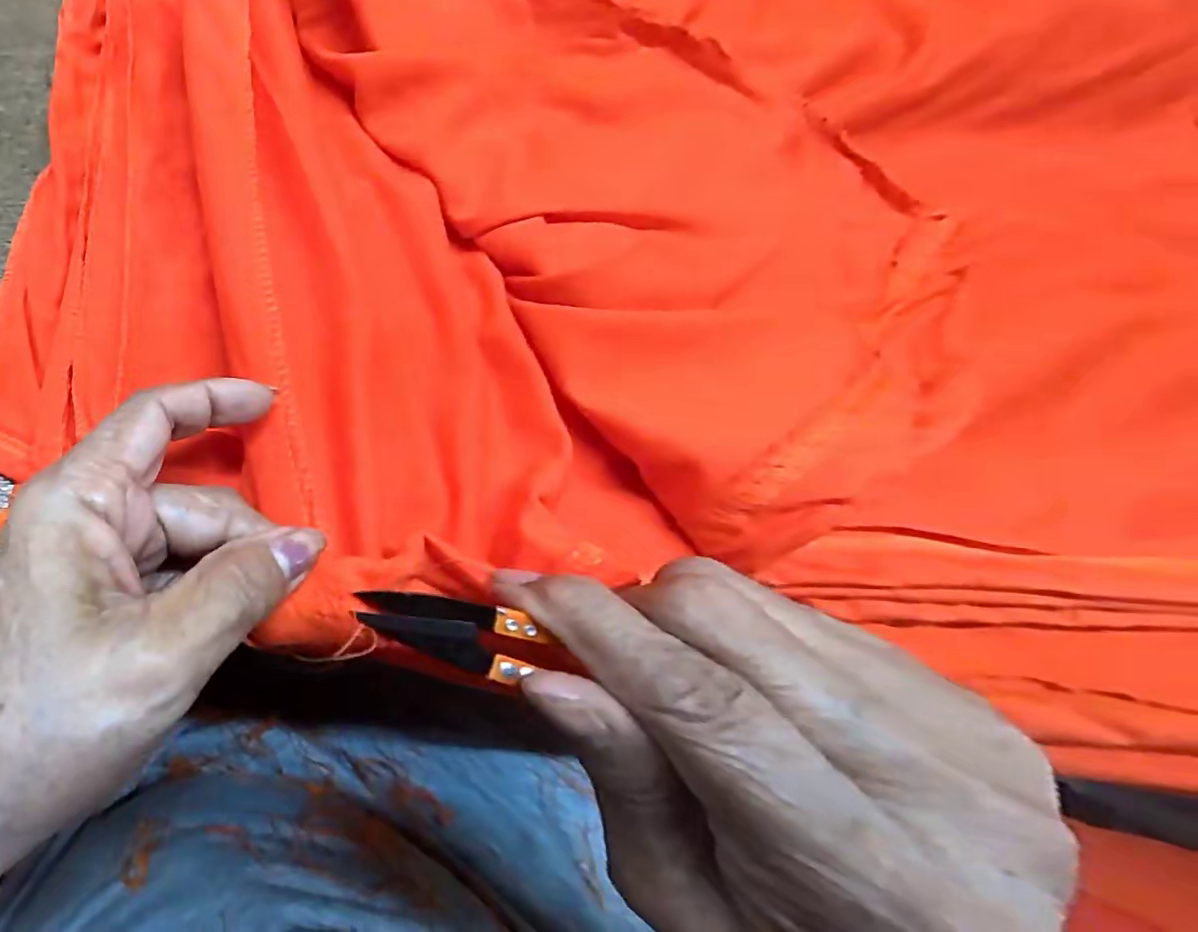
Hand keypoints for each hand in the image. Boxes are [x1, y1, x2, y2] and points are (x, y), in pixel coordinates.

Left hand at [0, 377, 324, 832]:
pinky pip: (172, 573)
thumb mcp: (162, 655)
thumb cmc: (54, 723)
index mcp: (79, 500)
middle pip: (187, 497)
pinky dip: (210, 590)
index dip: (212, 400)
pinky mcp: (102, 595)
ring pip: (186, 541)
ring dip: (231, 570)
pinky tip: (239, 621)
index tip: (271, 402)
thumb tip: (306, 544)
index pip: (151, 419)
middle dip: (243, 534)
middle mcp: (84, 515)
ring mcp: (93, 557)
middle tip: (296, 579)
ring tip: (268, 612)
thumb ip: (239, 590)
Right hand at [496, 559, 1077, 931]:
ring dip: (666, 611)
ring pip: (749, 595)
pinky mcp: (963, 693)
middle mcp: (933, 782)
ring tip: (655, 663)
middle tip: (580, 641)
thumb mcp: (673, 891)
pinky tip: (730, 676)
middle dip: (621, 608)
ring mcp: (962, 726)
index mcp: (864, 871)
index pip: (701, 704)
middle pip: (721, 619)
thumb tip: (543, 678)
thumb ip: (619, 775)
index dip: (595, 630)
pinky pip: (790, 608)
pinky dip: (725, 624)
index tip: (513, 586)